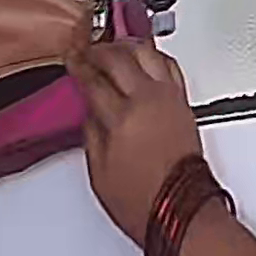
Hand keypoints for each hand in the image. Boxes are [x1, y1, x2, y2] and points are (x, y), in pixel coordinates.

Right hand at [66, 30, 203, 241]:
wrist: (181, 210)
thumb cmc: (145, 201)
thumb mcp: (100, 174)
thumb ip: (91, 134)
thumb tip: (88, 111)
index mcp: (121, 118)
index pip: (94, 80)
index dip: (79, 65)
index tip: (72, 58)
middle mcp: (146, 100)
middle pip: (118, 58)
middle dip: (98, 51)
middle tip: (88, 51)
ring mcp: (167, 96)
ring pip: (145, 52)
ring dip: (126, 46)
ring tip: (114, 47)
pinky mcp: (182, 99)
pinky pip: (168, 64)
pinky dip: (154, 55)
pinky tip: (146, 56)